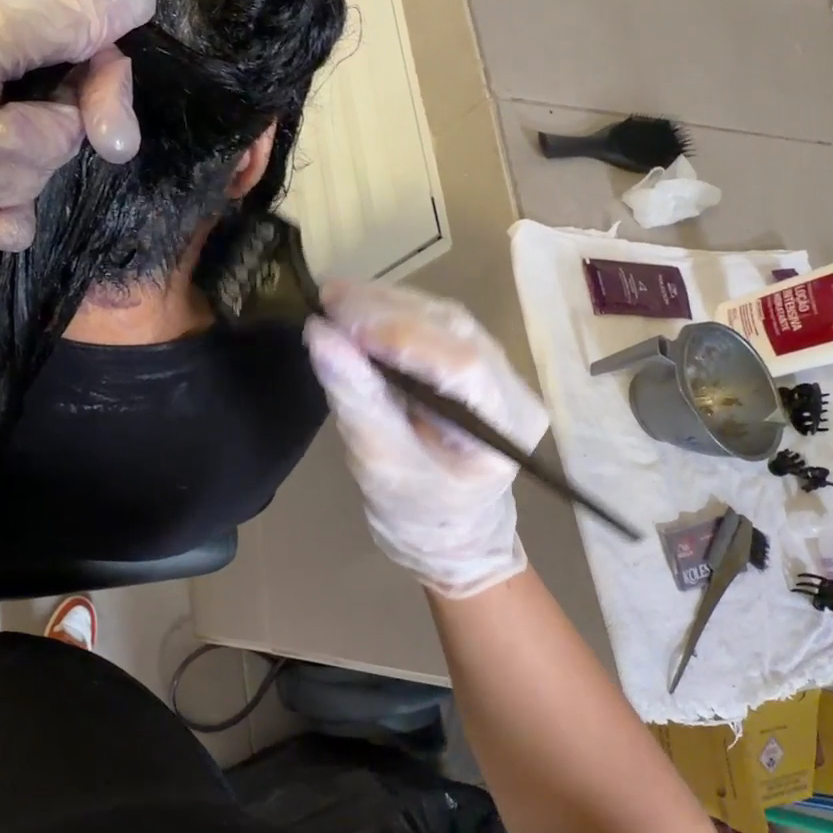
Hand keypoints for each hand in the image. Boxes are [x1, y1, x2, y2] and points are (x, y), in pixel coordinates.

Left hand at [0, 0, 155, 307]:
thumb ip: (63, 16)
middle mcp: (5, 78)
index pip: (92, 46)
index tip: (109, 136)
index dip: (109, 89)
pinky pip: (26, 210)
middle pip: (75, 115)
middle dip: (40, 137)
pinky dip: (10, 220)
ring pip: (47, 165)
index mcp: (8, 25)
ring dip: (6, 174)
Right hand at [303, 282, 549, 597]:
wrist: (445, 534)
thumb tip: (319, 336)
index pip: (459, 363)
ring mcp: (497, 371)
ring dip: (385, 303)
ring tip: (333, 299)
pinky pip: (432, 325)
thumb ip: (356, 400)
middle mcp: (513, 386)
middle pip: (452, 328)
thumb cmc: (417, 515)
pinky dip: (389, 313)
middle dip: (385, 309)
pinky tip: (354, 310)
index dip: (399, 336)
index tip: (339, 322)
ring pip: (442, 317)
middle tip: (326, 299)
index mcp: (506, 424)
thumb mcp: (380, 465)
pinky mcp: (471, 363)